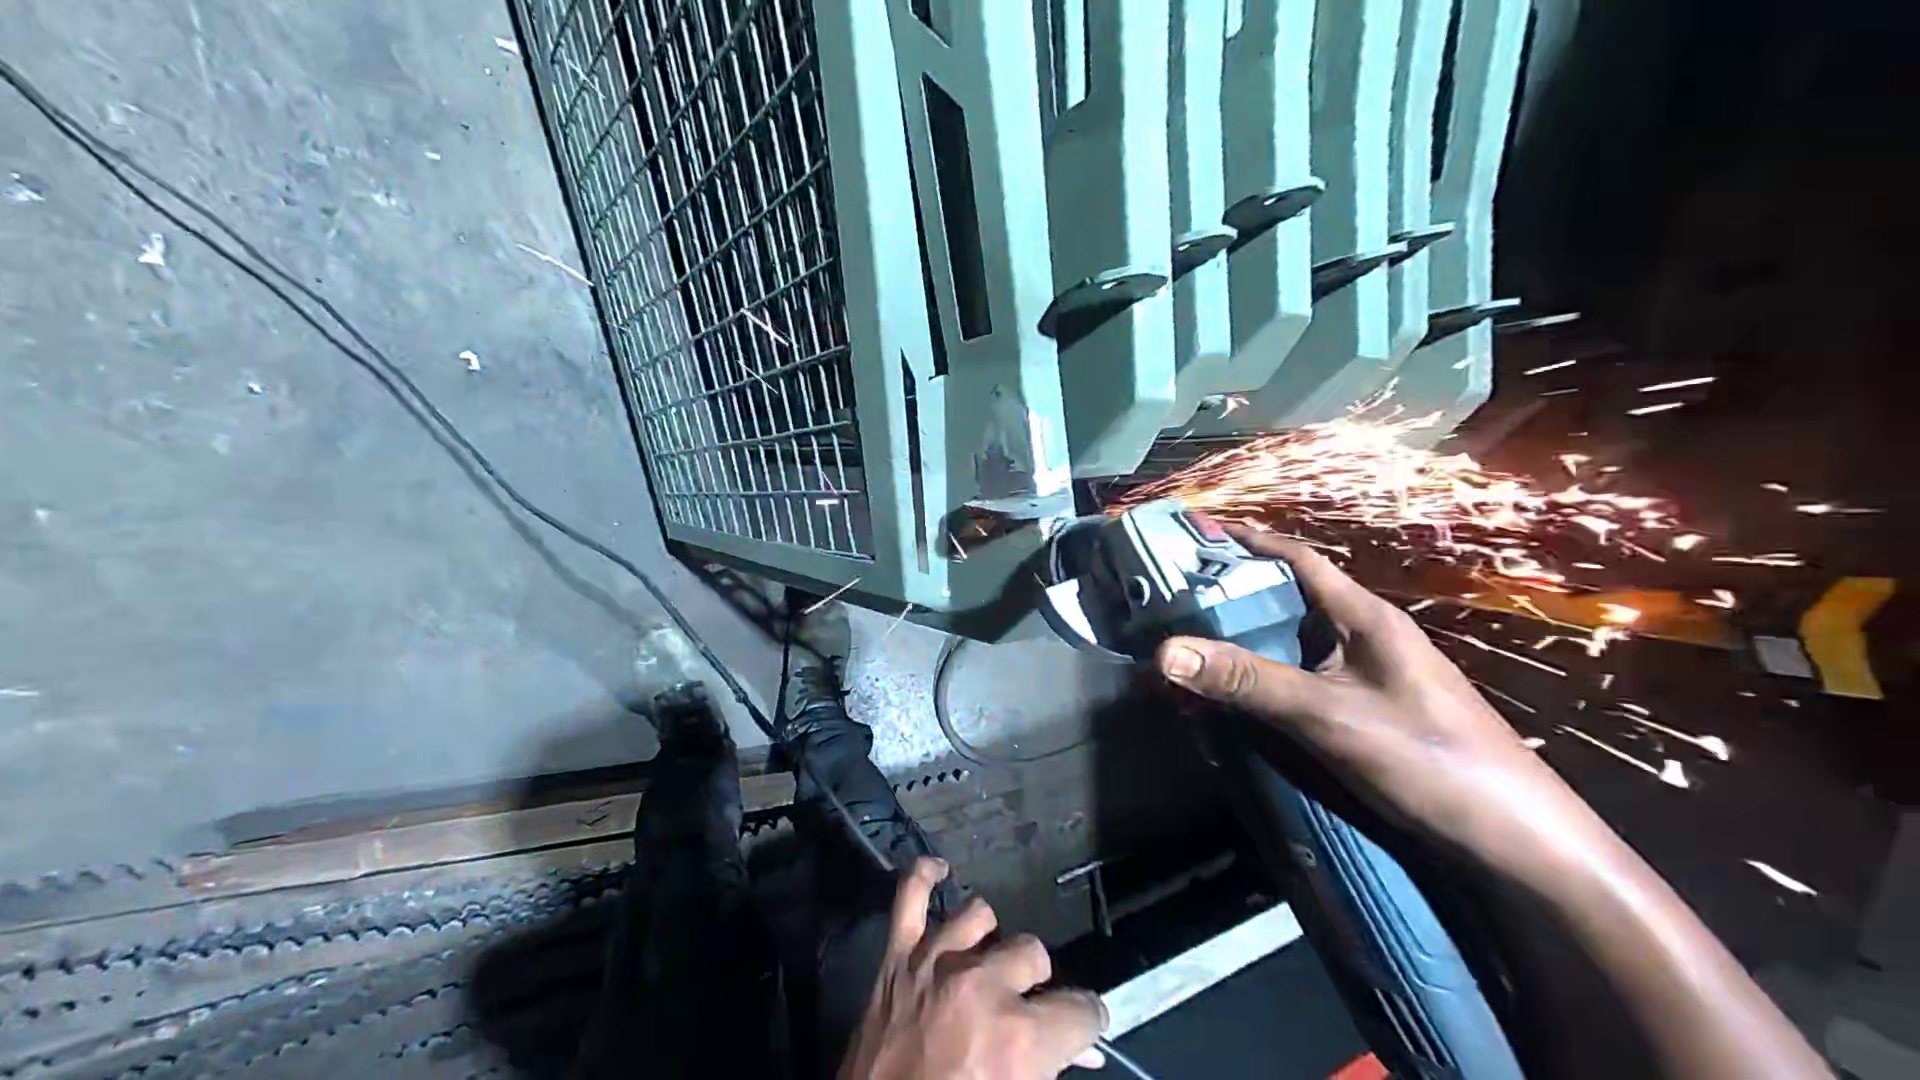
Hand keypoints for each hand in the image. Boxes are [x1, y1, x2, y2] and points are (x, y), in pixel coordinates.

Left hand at [838, 857, 1106, 1079]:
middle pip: (1033, 952)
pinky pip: (910, 896)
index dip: (1086, 1023)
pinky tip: (939, 871)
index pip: (1081, 1010)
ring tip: (985, 970)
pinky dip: (923, 875)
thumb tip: (1085, 1048)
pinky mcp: (897, 955)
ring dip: (990, 944)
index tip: (1082, 1029)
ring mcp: (935, 961)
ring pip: (982, 917)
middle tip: (1019, 1012)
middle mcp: (982, 986)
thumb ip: (1053, 1070)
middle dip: (1035, 984)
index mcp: (1019, 1037)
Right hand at [1155, 530, 1610, 880]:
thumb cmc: (1428, 760)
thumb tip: (1166, 651)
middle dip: (1230, 595)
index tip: (1196, 534)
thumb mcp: (1327, 715)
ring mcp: (1366, 675)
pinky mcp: (1364, 711)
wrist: (1516, 841)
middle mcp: (1363, 636)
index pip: (1298, 560)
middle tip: (1172, 599)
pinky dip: (1260, 680)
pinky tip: (1232, 697)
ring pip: (1290, 643)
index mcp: (1363, 617)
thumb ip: (1248, 681)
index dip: (1247, 541)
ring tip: (1188, 645)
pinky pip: (1299, 680)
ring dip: (1242, 642)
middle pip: (1287, 600)